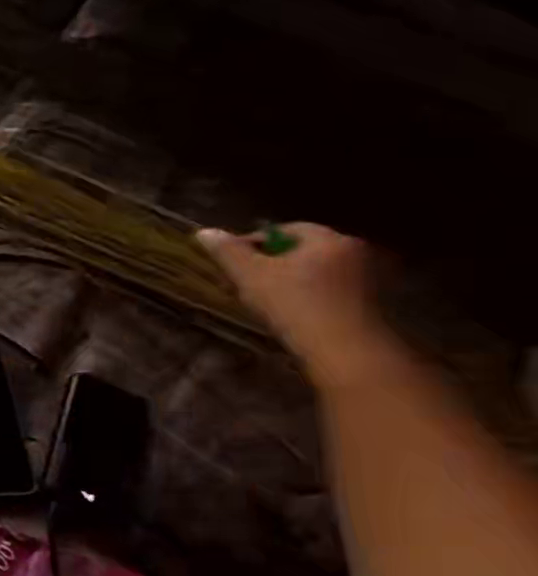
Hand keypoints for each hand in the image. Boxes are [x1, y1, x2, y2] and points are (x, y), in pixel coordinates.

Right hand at [196, 223, 382, 368]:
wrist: (342, 346)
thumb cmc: (292, 303)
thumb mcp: (248, 274)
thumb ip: (227, 251)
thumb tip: (205, 232)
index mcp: (329, 239)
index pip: (286, 229)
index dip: (254, 242)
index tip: (232, 262)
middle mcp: (355, 250)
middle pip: (303, 249)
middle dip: (271, 262)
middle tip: (245, 281)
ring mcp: (369, 276)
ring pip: (316, 269)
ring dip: (290, 278)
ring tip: (264, 299)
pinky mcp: (372, 300)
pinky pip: (331, 288)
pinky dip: (309, 293)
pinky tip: (291, 311)